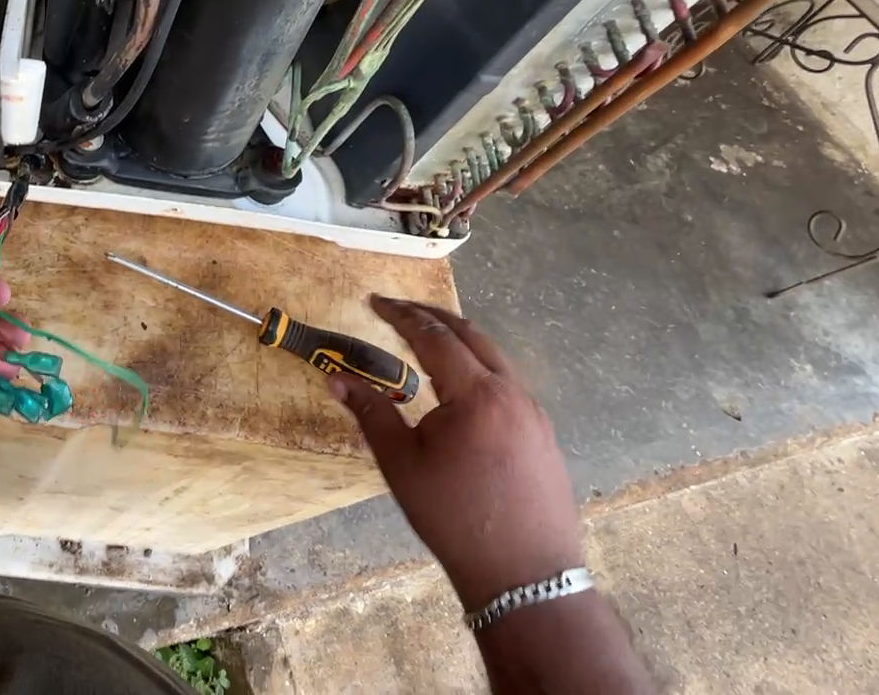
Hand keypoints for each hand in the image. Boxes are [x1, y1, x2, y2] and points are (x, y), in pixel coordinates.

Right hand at [330, 296, 582, 610]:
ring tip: (424, 337)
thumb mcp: (401, 462)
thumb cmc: (453, 516)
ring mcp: (534, 413)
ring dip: (457, 338)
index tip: (374, 301)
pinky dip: (476, 364)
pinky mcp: (543, 434)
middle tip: (397, 308)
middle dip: (431, 315)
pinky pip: (507, 381)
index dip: (401, 314)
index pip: (434, 336)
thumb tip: (335, 378)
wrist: (526, 576)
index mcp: (477, 394)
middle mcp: (512, 393)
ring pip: (494, 356)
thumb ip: (370, 412)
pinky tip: (458, 383)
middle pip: (471, 334)